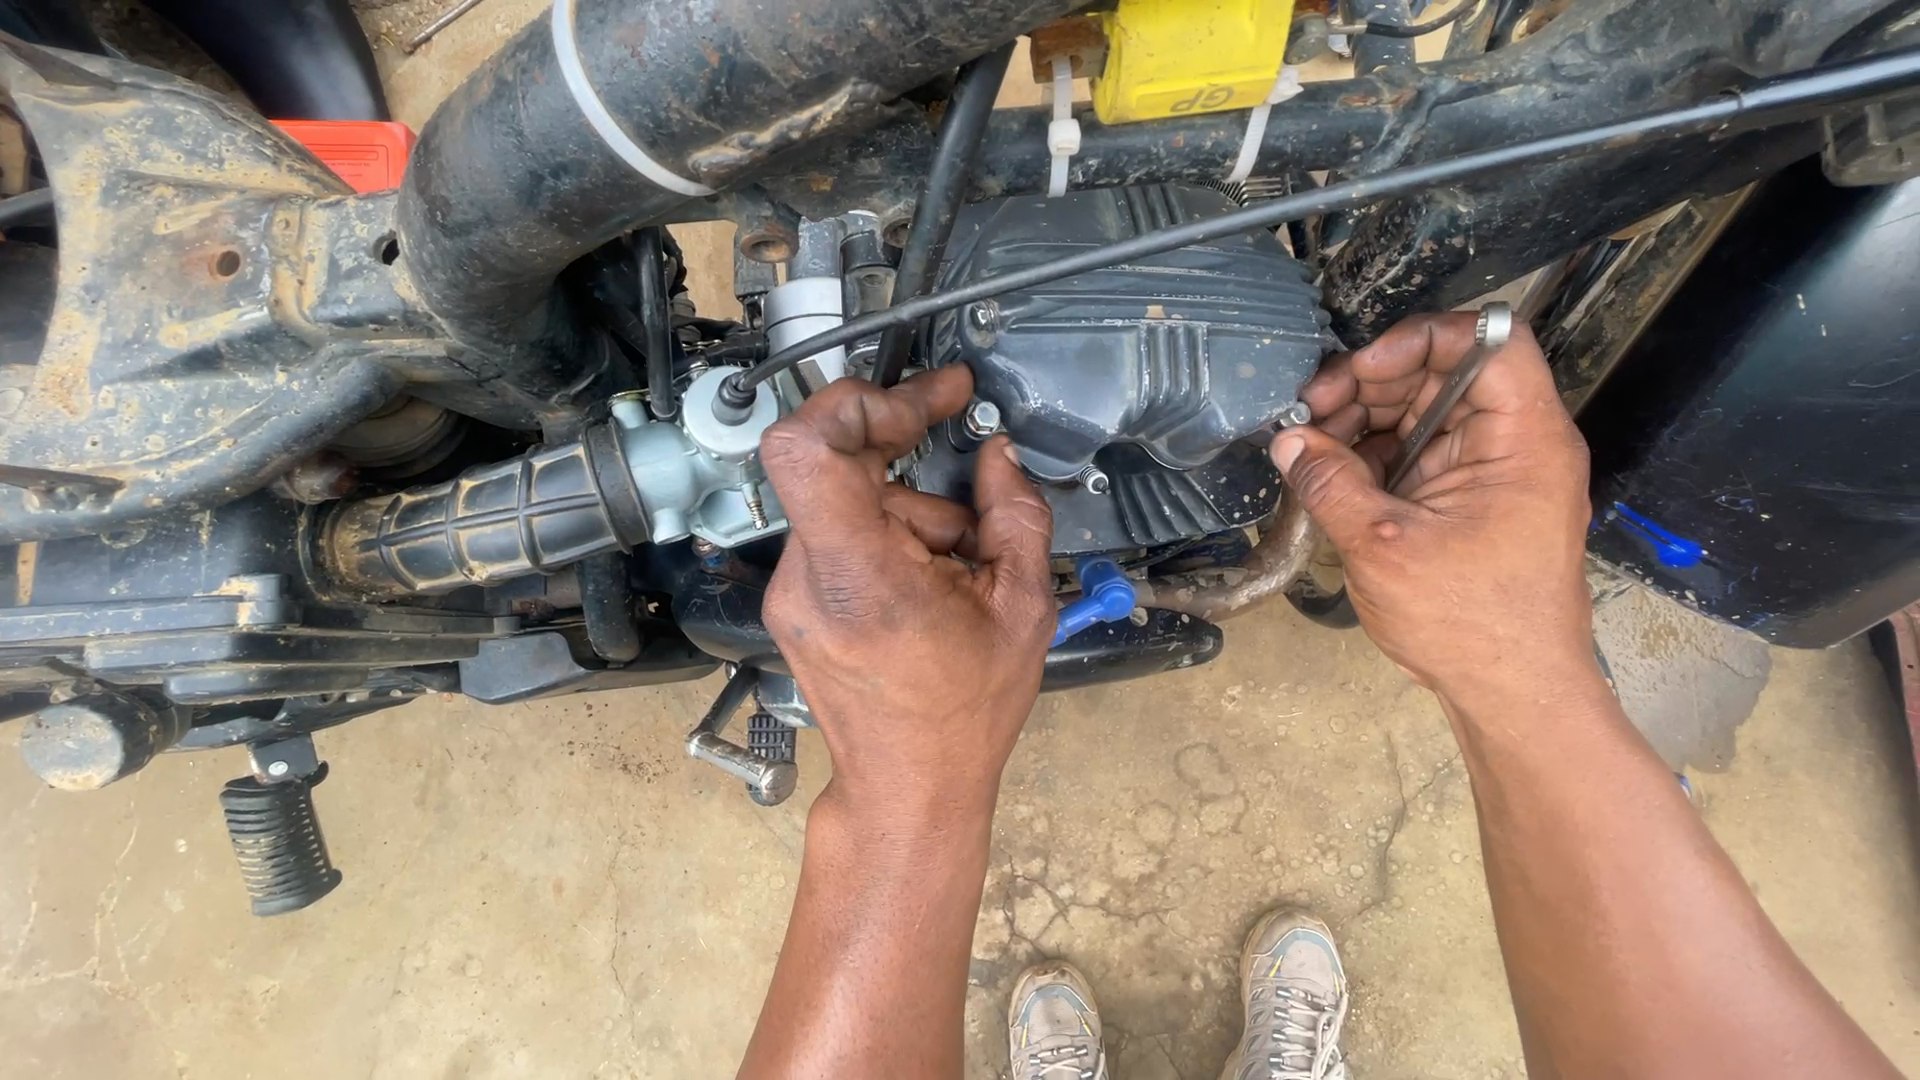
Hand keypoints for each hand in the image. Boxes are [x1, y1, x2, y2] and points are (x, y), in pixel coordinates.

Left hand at [759, 366, 1054, 824]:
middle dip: (918, 476)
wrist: (908, 785)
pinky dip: (891, 538)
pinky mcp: (795, 597)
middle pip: (845, 466)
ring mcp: (792, 589)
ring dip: (914, 517)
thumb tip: (999, 457)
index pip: (806, 449)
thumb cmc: (963, 717)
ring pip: (851, 500)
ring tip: (957, 577)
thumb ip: (1016, 516)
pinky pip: (842, 531)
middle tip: (971, 508)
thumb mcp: (1023, 611)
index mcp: (860, 578)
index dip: (861, 401)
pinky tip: (926, 585)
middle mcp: (807, 578)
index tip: (925, 400)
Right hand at [1271, 312, 1593, 700]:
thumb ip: (1330, 483)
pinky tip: (1321, 467)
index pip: (1490, 342)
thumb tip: (1285, 440)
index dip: (1423, 339)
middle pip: (1438, 374)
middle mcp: (1504, 444)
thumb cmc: (1467, 619)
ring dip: (1355, 419)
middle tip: (1305, 412)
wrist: (1506, 690)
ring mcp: (1475, 472)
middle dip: (1367, 384)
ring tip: (1304, 443)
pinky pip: (1403, 454)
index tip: (1359, 372)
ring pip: (1413, 413)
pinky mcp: (1450, 500)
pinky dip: (1361, 454)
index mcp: (1520, 440)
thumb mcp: (1384, 545)